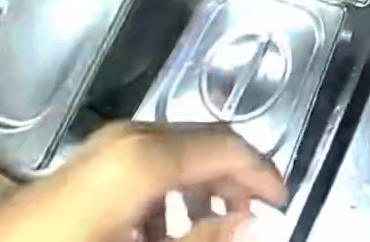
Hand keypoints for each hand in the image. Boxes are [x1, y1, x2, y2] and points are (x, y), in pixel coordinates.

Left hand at [0, 122, 286, 241]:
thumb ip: (199, 241)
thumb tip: (250, 222)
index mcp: (147, 155)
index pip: (227, 147)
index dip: (261, 173)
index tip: (284, 202)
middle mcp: (133, 136)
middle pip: (205, 143)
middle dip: (234, 179)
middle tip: (254, 217)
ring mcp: (105, 147)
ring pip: (177, 154)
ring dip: (200, 190)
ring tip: (208, 231)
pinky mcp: (84, 166)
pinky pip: (145, 167)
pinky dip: (166, 195)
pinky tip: (158, 236)